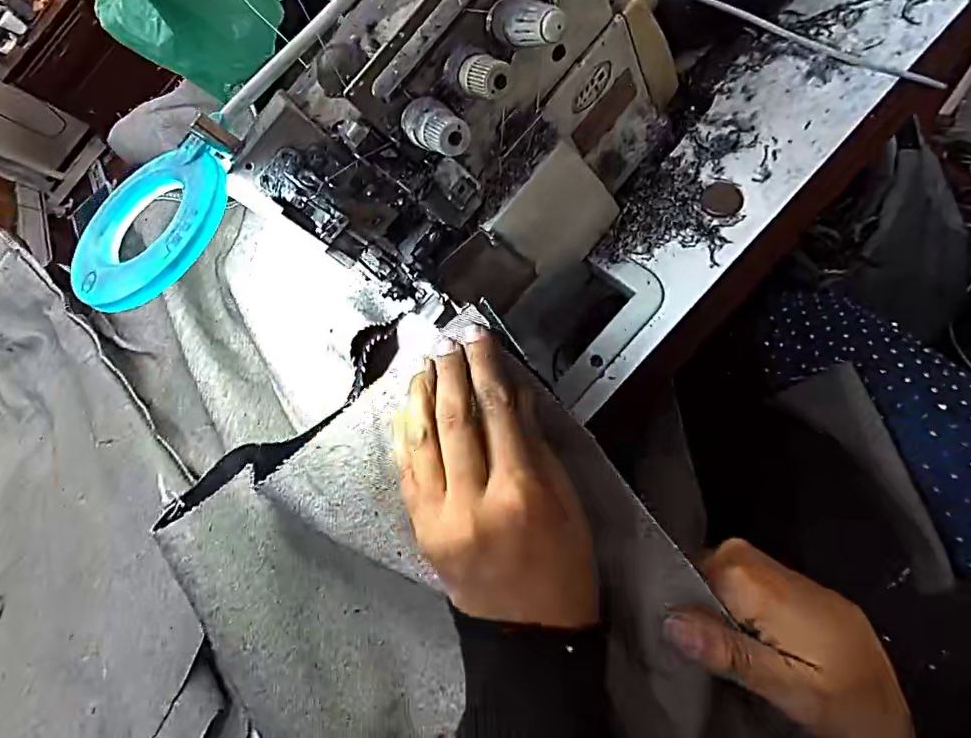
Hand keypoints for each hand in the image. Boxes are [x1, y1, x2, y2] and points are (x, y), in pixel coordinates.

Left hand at [393, 326, 597, 628]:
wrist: (528, 634)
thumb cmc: (561, 564)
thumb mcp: (564, 498)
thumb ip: (534, 440)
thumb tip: (510, 388)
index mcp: (520, 494)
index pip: (497, 411)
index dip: (485, 365)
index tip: (477, 336)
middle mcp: (473, 503)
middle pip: (455, 418)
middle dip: (450, 371)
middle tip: (447, 341)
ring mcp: (439, 517)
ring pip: (422, 438)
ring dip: (421, 394)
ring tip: (425, 364)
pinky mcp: (420, 528)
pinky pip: (408, 468)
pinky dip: (407, 431)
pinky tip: (409, 406)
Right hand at [665, 540, 910, 737]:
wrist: (897, 713)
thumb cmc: (846, 706)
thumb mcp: (787, 689)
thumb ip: (729, 651)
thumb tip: (670, 622)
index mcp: (757, 578)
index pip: (688, 571)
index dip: (683, 605)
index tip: (690, 639)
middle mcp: (764, 559)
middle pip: (703, 571)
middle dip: (702, 607)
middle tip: (721, 652)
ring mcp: (781, 569)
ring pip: (722, 578)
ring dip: (720, 611)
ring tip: (742, 650)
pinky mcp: (792, 584)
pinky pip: (745, 583)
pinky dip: (740, 610)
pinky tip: (756, 641)